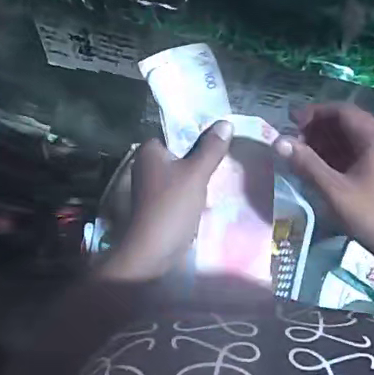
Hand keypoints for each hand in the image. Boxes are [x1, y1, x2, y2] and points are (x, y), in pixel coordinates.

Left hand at [99, 121, 231, 282]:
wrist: (152, 252)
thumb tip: (226, 122)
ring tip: (224, 175)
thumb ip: (211, 148)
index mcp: (149, 150)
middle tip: (227, 158)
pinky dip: (193, 192)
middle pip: (181, 153)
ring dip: (199, 176)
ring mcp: (150, 186)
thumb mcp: (196, 173)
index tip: (223, 139)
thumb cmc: (171, 207)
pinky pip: (180, 190)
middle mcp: (146, 164)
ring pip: (182, 173)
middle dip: (202, 157)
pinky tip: (210, 196)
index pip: (177, 132)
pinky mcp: (157, 204)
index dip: (200, 134)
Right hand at [272, 104, 373, 265]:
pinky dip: (338, 156)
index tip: (291, 121)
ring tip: (302, 153)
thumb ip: (305, 163)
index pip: (343, 111)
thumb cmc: (372, 216)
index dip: (315, 112)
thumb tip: (279, 140)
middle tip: (294, 138)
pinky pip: (359, 155)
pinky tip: (320, 168)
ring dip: (327, 142)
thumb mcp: (334, 190)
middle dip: (319, 127)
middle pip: (349, 124)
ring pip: (353, 140)